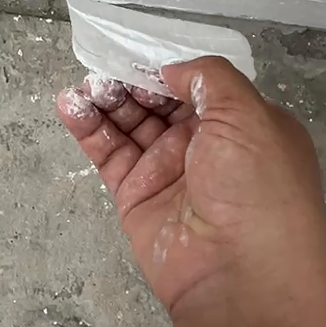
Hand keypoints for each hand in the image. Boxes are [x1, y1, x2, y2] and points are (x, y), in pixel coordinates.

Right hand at [55, 59, 325, 313]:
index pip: (197, 87)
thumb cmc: (254, 184)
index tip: (138, 55)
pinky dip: (88, 128)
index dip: (167, 69)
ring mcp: (167, 171)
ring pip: (129, 125)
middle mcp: (205, 146)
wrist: (238, 271)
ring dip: (105, 101)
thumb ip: (208, 78)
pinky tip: (70, 105)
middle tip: (104, 69)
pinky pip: (108, 153)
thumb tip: (171, 69)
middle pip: (159, 102)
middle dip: (131, 82)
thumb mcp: (248, 114)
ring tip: (85, 86)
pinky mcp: (135, 195)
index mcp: (241, 125)